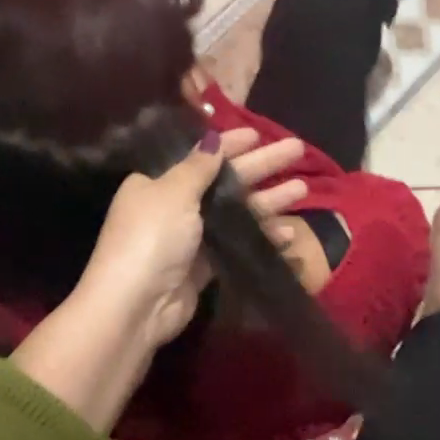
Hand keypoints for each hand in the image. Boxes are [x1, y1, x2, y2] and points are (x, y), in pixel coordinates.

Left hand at [77, 128, 303, 347]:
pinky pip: (237, 244)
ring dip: (268, 201)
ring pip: (235, 213)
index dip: (230, 144)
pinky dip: (260, 237)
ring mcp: (190, 239)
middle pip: (224, 182)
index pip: (200, 157)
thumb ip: (198, 167)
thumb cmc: (151, 238)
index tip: (259, 134)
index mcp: (157, 183)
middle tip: (297, 150)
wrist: (137, 305)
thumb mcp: (173, 193)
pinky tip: (288, 232)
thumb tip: (212, 139)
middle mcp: (173, 207)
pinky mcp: (205, 267)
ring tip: (302, 188)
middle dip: (261, 167)